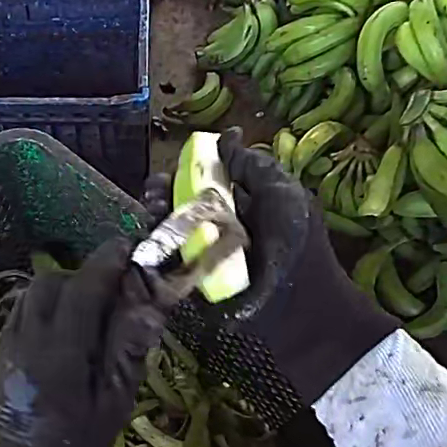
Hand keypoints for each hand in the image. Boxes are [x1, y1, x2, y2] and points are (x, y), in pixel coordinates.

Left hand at [0, 239, 166, 446]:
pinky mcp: (0, 348)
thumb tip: (150, 301)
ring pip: (34, 291)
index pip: (82, 290)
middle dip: (85, 275)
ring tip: (90, 308)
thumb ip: (129, 347)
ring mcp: (7, 342)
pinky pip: (22, 308)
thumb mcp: (115, 400)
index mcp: (59, 355)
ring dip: (65, 287)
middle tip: (113, 290)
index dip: (107, 263)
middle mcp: (27, 339)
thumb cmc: (81, 442)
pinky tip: (65, 324)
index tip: (129, 246)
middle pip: (54, 282)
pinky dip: (46, 303)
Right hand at [144, 131, 395, 400]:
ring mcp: (199, 258)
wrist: (296, 308)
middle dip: (162, 193)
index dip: (185, 171)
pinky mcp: (187, 285)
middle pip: (176, 204)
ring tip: (152, 211)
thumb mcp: (284, 195)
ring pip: (164, 231)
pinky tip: (150, 237)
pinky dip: (151, 249)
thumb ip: (255, 167)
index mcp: (239, 206)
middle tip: (156, 192)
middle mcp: (216, 230)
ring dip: (154, 217)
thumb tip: (226, 138)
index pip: (203, 182)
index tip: (175, 167)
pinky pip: (161, 263)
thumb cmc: (296, 248)